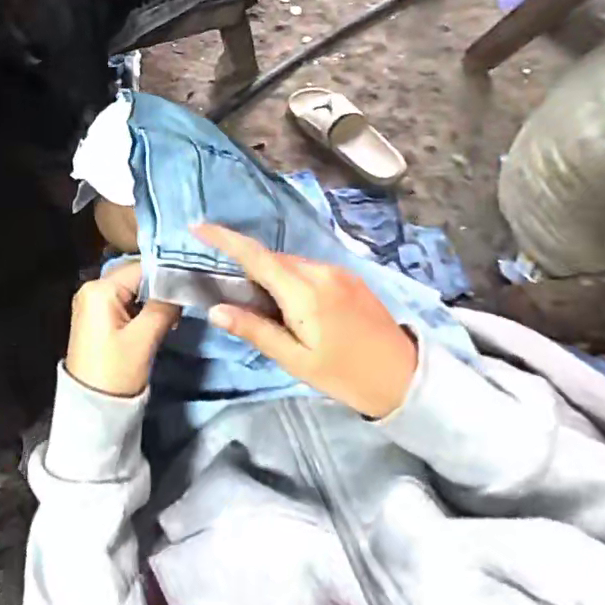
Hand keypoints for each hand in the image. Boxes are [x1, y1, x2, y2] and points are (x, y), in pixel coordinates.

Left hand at [65, 260, 180, 397]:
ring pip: (131, 291)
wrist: (91, 410)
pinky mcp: (96, 318)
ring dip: (153, 300)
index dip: (167, 275)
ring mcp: (92, 303)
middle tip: (186, 300)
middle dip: (160, 288)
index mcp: (99, 288)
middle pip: (135, 277)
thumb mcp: (144, 338)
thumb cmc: (116, 371)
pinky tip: (160, 320)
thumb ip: (164, 307)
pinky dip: (141, 309)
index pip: (140, 269)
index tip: (192, 284)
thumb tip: (182, 288)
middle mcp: (92, 288)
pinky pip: (123, 303)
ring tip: (176, 313)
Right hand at [195, 223, 418, 418]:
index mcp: (304, 292)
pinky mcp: (349, 277)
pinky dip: (292, 278)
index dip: (225, 238)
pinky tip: (295, 305)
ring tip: (266, 307)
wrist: (405, 378)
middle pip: (272, 258)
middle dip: (247, 265)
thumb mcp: (296, 361)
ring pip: (291, 263)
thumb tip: (216, 310)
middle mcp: (320, 271)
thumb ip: (255, 331)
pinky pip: (309, 269)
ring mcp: (338, 271)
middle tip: (233, 292)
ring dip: (271, 274)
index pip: (256, 256)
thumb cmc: (346, 375)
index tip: (198, 227)